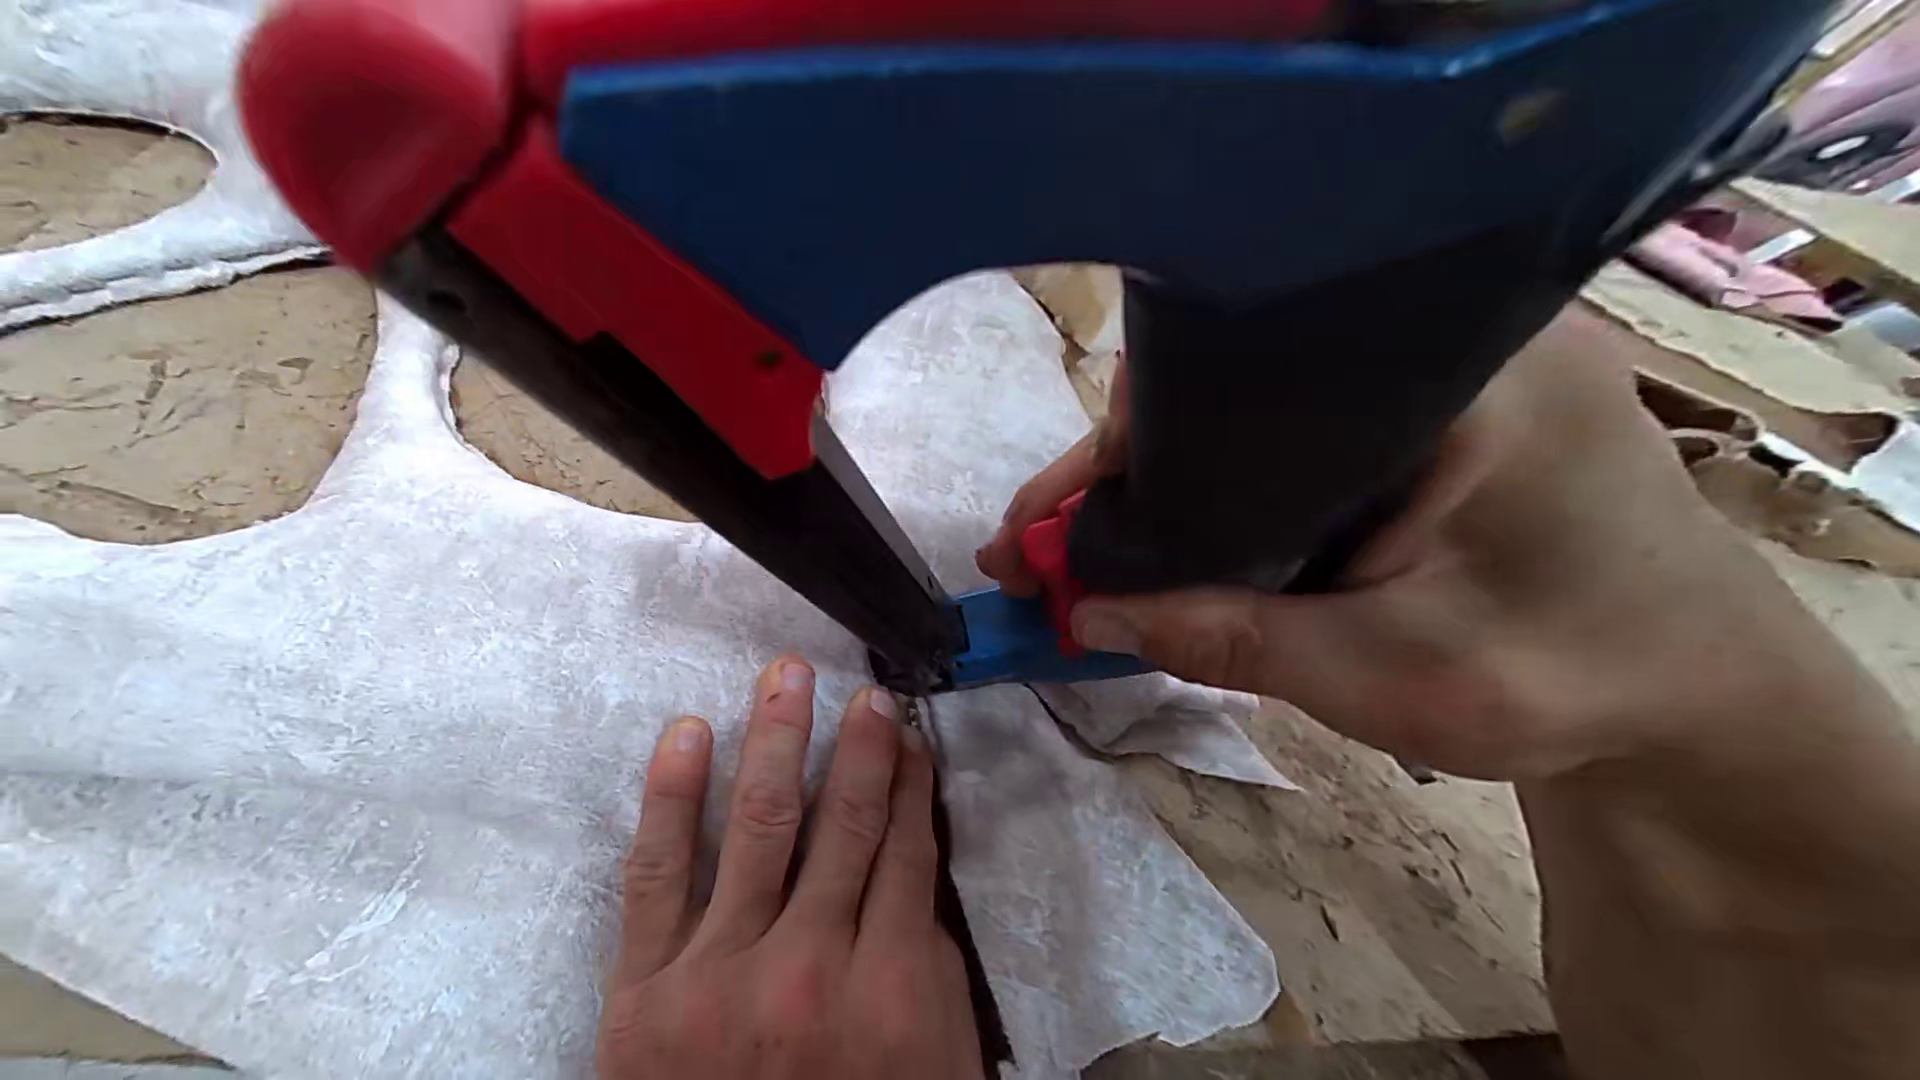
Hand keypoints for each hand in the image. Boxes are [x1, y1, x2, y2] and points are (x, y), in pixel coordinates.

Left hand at [597, 656, 983, 1079]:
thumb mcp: (935, 1058)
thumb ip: (927, 956)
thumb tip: (909, 853)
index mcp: (891, 990)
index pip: (906, 847)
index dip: (910, 781)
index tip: (907, 732)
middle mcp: (809, 969)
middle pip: (845, 825)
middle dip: (860, 748)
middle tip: (865, 692)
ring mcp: (718, 977)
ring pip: (759, 825)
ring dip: (776, 738)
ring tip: (785, 676)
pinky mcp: (641, 996)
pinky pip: (655, 875)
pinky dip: (671, 797)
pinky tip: (687, 734)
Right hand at [979, 307, 1838, 779]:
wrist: (1688, 709)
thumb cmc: (1571, 684)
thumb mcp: (1391, 673)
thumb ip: (1228, 639)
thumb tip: (1083, 615)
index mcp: (1448, 376)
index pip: (1230, 377)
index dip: (1121, 446)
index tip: (1046, 516)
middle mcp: (1417, 353)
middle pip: (1213, 396)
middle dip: (1109, 476)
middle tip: (1028, 545)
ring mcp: (1398, 389)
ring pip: (1227, 427)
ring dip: (1142, 492)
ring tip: (1062, 551)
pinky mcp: (1382, 434)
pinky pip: (1258, 452)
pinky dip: (1194, 502)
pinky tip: (1144, 546)